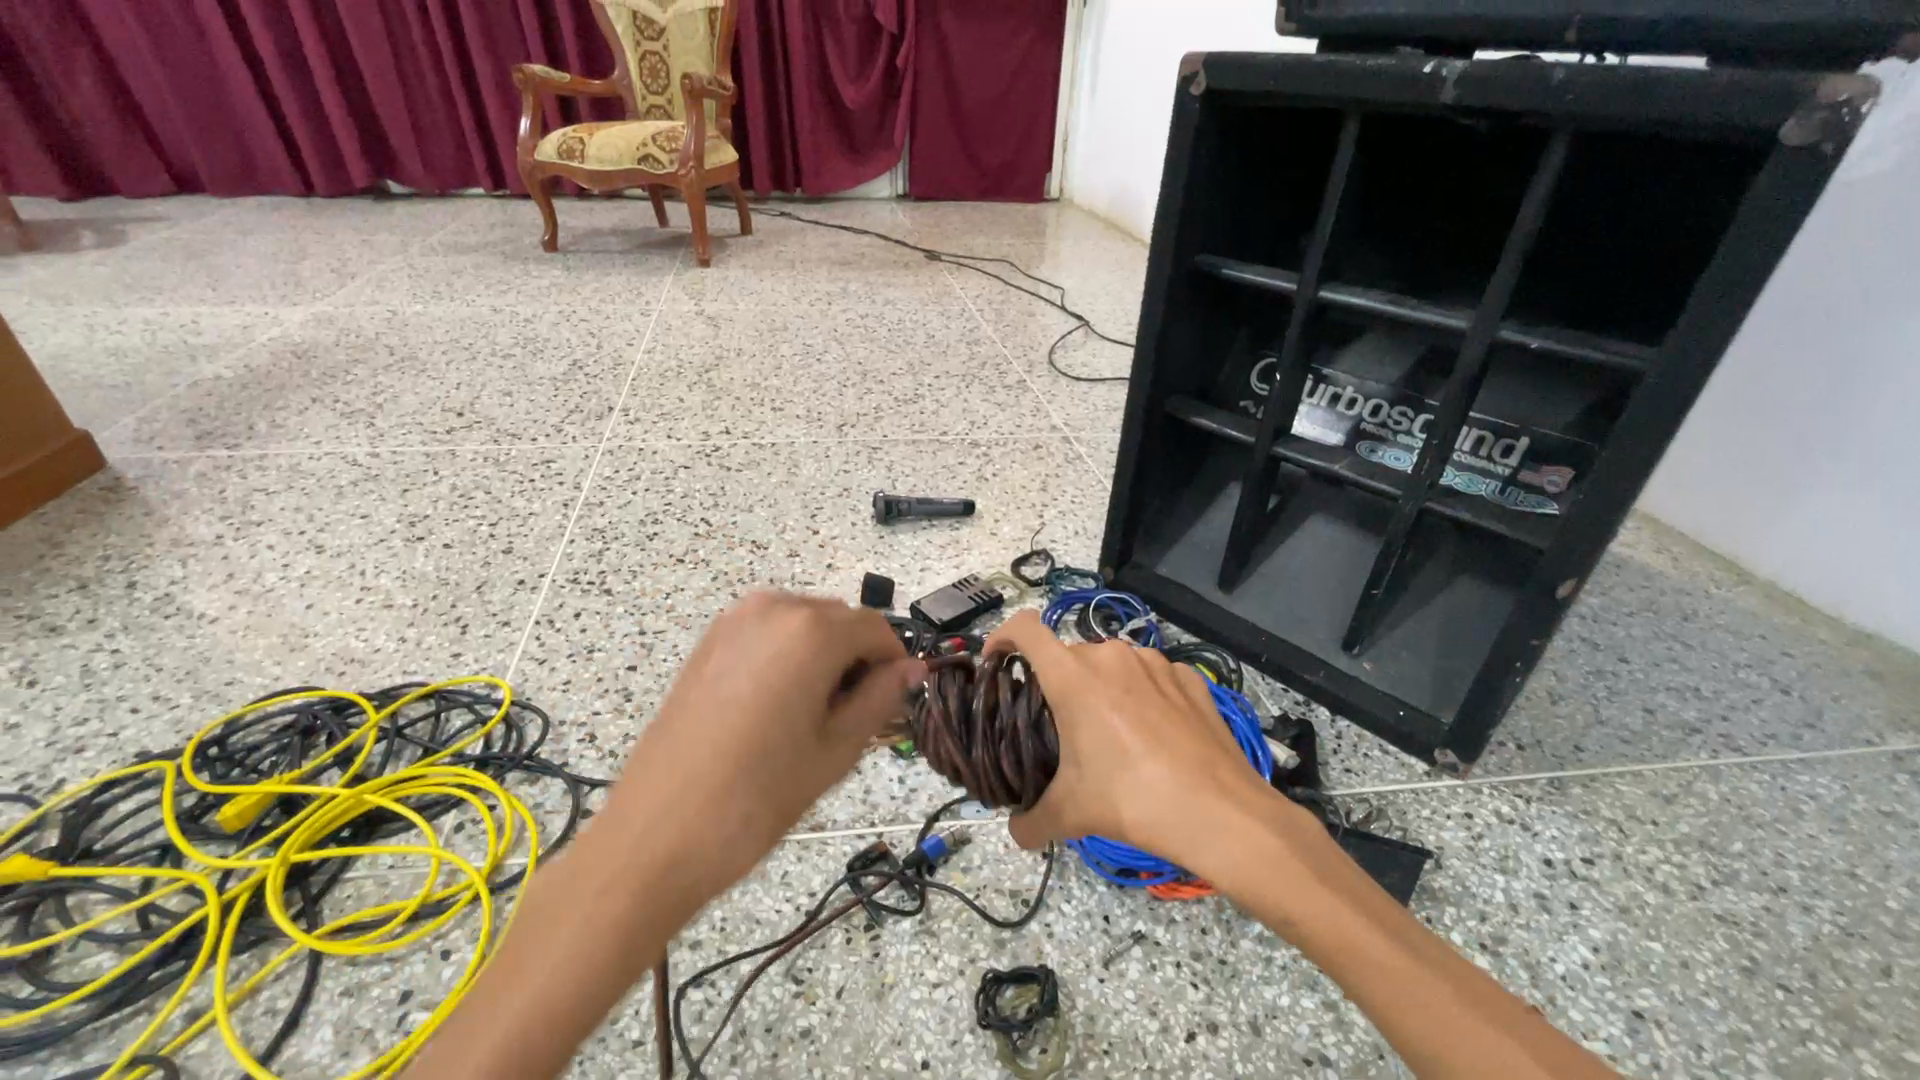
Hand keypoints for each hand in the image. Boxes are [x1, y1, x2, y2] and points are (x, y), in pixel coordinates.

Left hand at [598, 592, 923, 898]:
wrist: (660, 832)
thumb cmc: (759, 795)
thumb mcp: (836, 749)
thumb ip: (880, 697)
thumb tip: (913, 669)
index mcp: (810, 630)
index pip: (875, 628)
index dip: (893, 662)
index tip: (896, 702)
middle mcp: (772, 608)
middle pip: (837, 620)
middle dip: (855, 658)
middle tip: (854, 717)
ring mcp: (733, 622)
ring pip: (801, 625)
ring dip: (821, 657)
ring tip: (812, 717)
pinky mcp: (707, 643)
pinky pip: (767, 635)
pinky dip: (785, 658)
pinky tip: (775, 709)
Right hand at [985, 611, 1283, 863]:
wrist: (1219, 811)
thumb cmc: (1132, 800)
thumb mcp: (1071, 813)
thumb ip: (1031, 821)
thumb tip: (1017, 833)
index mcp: (1073, 677)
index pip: (1026, 629)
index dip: (1003, 637)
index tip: (997, 661)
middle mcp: (1112, 657)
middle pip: (1069, 656)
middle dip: (1058, 684)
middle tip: (1060, 726)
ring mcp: (1156, 664)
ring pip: (1113, 665)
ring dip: (1102, 689)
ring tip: (1110, 734)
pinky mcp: (1190, 678)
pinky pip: (1151, 678)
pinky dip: (1142, 696)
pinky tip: (1153, 736)